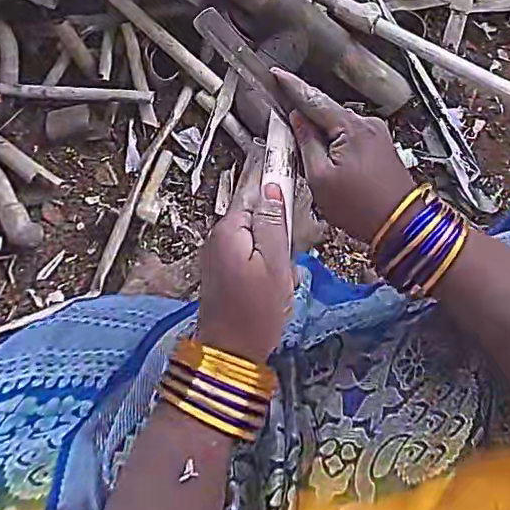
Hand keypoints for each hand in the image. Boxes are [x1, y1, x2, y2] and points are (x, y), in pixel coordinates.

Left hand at [196, 144, 293, 363]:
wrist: (231, 352)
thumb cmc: (255, 312)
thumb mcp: (274, 264)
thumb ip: (273, 222)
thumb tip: (272, 187)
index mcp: (230, 229)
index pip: (254, 190)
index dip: (273, 177)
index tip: (285, 157)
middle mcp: (219, 235)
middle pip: (255, 212)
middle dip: (277, 227)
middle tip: (290, 254)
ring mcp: (218, 252)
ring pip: (255, 235)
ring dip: (274, 249)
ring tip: (283, 277)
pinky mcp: (223, 268)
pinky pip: (250, 253)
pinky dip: (266, 263)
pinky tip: (275, 285)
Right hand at [272, 69, 416, 244]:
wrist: (402, 227)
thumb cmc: (363, 208)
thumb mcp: (319, 177)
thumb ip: (305, 142)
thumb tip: (297, 121)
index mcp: (352, 128)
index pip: (314, 99)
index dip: (291, 86)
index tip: (277, 75)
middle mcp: (368, 125)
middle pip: (326, 111)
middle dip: (304, 117)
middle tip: (284, 126)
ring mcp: (377, 134)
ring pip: (337, 125)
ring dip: (321, 133)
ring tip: (309, 157)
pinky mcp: (380, 146)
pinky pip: (350, 135)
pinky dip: (335, 142)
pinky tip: (328, 160)